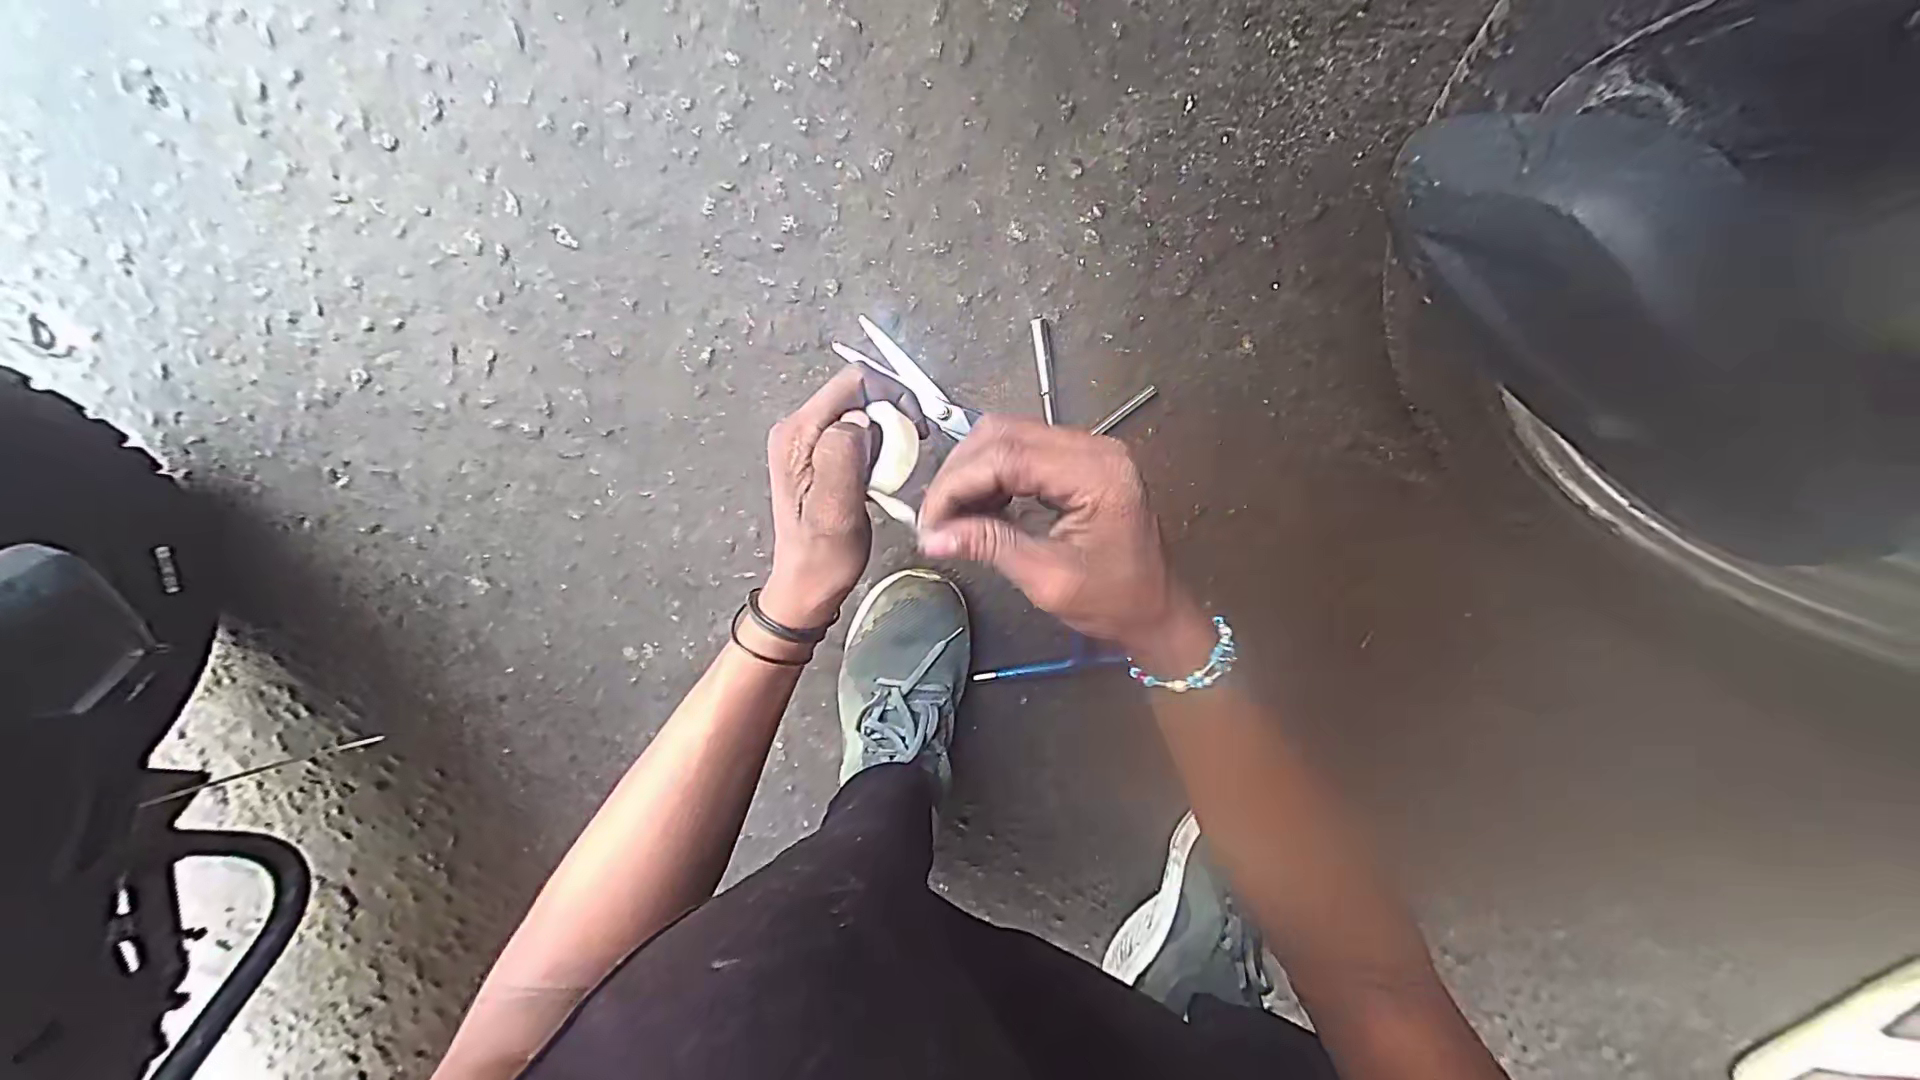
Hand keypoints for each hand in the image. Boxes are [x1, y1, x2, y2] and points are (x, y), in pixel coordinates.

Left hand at [761, 367, 922, 628]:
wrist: (807, 583)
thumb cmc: (821, 556)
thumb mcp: (834, 510)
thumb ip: (844, 455)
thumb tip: (861, 419)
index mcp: (798, 435)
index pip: (854, 382)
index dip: (893, 396)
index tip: (914, 428)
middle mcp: (800, 430)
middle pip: (860, 394)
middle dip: (892, 418)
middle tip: (904, 456)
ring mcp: (810, 442)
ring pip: (864, 413)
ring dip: (888, 437)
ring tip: (890, 473)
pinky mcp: (822, 455)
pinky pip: (861, 435)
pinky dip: (881, 450)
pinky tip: (881, 477)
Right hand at [916, 415, 1194, 650]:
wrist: (1156, 610)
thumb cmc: (1114, 601)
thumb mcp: (1048, 579)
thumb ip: (990, 546)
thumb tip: (932, 538)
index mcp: (1095, 473)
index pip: (1007, 455)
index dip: (957, 483)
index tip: (930, 520)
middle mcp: (1093, 448)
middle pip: (1003, 434)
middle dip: (959, 474)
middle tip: (935, 518)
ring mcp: (1088, 451)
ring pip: (1007, 437)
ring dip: (971, 472)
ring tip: (950, 514)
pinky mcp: (1079, 462)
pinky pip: (1022, 452)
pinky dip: (991, 475)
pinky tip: (975, 506)